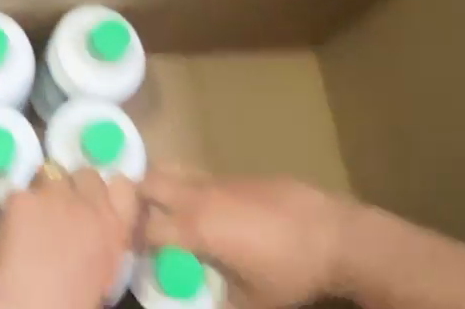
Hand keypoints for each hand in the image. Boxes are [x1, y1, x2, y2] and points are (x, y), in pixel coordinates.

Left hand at [0, 168, 138, 308]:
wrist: (28, 306)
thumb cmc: (71, 304)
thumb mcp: (103, 275)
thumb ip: (102, 243)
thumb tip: (92, 234)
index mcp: (113, 229)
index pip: (124, 186)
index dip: (110, 190)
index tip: (99, 199)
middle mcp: (87, 204)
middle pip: (87, 174)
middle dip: (77, 186)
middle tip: (64, 207)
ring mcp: (52, 195)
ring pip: (51, 172)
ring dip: (46, 188)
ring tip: (35, 213)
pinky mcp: (20, 196)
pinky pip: (20, 191)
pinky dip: (17, 205)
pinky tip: (12, 226)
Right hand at [139, 170, 350, 308]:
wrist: (334, 233)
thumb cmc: (291, 271)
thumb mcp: (255, 302)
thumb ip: (221, 303)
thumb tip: (204, 304)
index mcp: (196, 227)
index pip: (146, 228)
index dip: (133, 241)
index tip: (131, 254)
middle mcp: (197, 197)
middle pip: (148, 182)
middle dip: (136, 200)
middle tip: (138, 223)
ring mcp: (215, 180)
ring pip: (170, 168)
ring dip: (159, 186)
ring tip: (163, 210)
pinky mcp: (233, 175)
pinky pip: (196, 175)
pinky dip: (186, 188)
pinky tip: (204, 211)